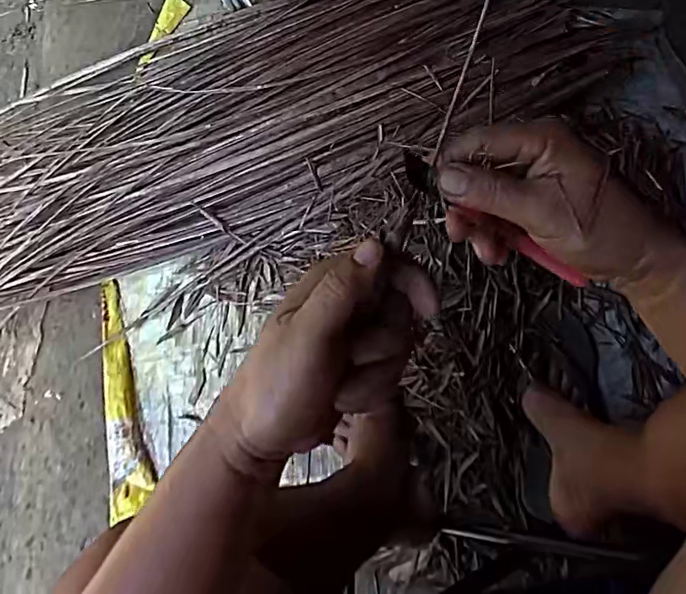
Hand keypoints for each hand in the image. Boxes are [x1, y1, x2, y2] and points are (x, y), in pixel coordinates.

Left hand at [209, 241, 438, 474]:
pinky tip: (342, 397)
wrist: (257, 440)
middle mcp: (347, 303)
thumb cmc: (274, 383)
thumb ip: (342, 288)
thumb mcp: (307, 333)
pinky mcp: (360, 365)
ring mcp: (354, 336)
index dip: (414, 282)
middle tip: (348, 359)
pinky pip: (391, 371)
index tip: (428, 312)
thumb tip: (375, 246)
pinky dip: (371, 390)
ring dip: (373, 373)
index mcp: (331, 282)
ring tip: (337, 383)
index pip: (389, 262)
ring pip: (399, 344)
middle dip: (382, 343)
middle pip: (400, 308)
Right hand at [432, 119, 684, 284]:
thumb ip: (491, 192)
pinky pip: (501, 209)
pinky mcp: (534, 198)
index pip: (479, 139)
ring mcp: (534, 175)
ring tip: (487, 252)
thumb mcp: (541, 212)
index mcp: (539, 138)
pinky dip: (495, 231)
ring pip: (486, 193)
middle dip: (467, 203)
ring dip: (480, 223)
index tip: (434, 195)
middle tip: (457, 232)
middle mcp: (533, 149)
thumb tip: (444, 176)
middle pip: (479, 168)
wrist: (641, 261)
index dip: (452, 164)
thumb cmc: (600, 230)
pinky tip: (498, 252)